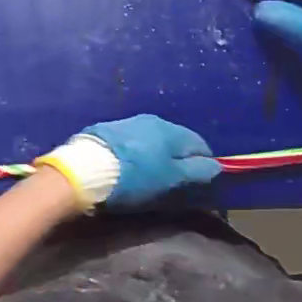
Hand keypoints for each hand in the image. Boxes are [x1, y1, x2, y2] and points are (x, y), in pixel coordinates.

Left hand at [36, 114, 220, 209]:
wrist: (84, 171)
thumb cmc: (135, 178)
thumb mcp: (170, 179)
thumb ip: (196, 171)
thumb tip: (217, 166)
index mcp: (171, 130)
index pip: (199, 144)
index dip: (204, 163)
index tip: (201, 181)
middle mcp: (152, 120)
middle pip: (175, 140)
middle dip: (179, 158)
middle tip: (177, 180)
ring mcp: (127, 123)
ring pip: (153, 140)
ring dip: (157, 155)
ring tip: (153, 175)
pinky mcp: (106, 131)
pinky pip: (132, 142)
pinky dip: (138, 154)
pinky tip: (132, 167)